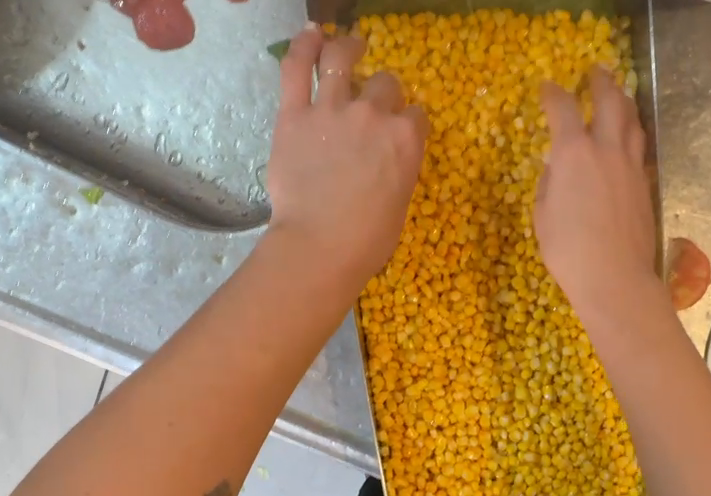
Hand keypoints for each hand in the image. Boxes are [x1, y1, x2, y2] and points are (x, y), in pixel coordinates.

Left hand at [266, 28, 426, 288]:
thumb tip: (388, 162)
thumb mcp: (399, 206)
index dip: (411, 121)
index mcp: (406, 142)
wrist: (321, 246)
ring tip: (349, 45)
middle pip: (385, 85)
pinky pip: (297, 67)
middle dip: (385, 91)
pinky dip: (303, 45)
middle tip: (377, 99)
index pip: (417, 116)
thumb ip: (398, 172)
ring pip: (341, 60)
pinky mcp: (294, 114)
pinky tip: (311, 34)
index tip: (405, 128)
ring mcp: (332, 110)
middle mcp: (373, 115)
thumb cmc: (368, 241)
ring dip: (348, 48)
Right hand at [535, 68, 663, 317]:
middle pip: (609, 100)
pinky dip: (633, 137)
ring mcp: (630, 167)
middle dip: (600, 83)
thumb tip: (557, 168)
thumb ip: (550, 184)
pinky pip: (639, 150)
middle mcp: (605, 149)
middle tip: (596, 74)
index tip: (548, 89)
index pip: (562, 108)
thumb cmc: (569, 252)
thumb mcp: (544, 217)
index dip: (553, 94)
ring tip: (619, 98)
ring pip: (632, 121)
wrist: (615, 278)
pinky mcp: (645, 186)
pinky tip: (629, 142)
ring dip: (624, 104)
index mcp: (573, 153)